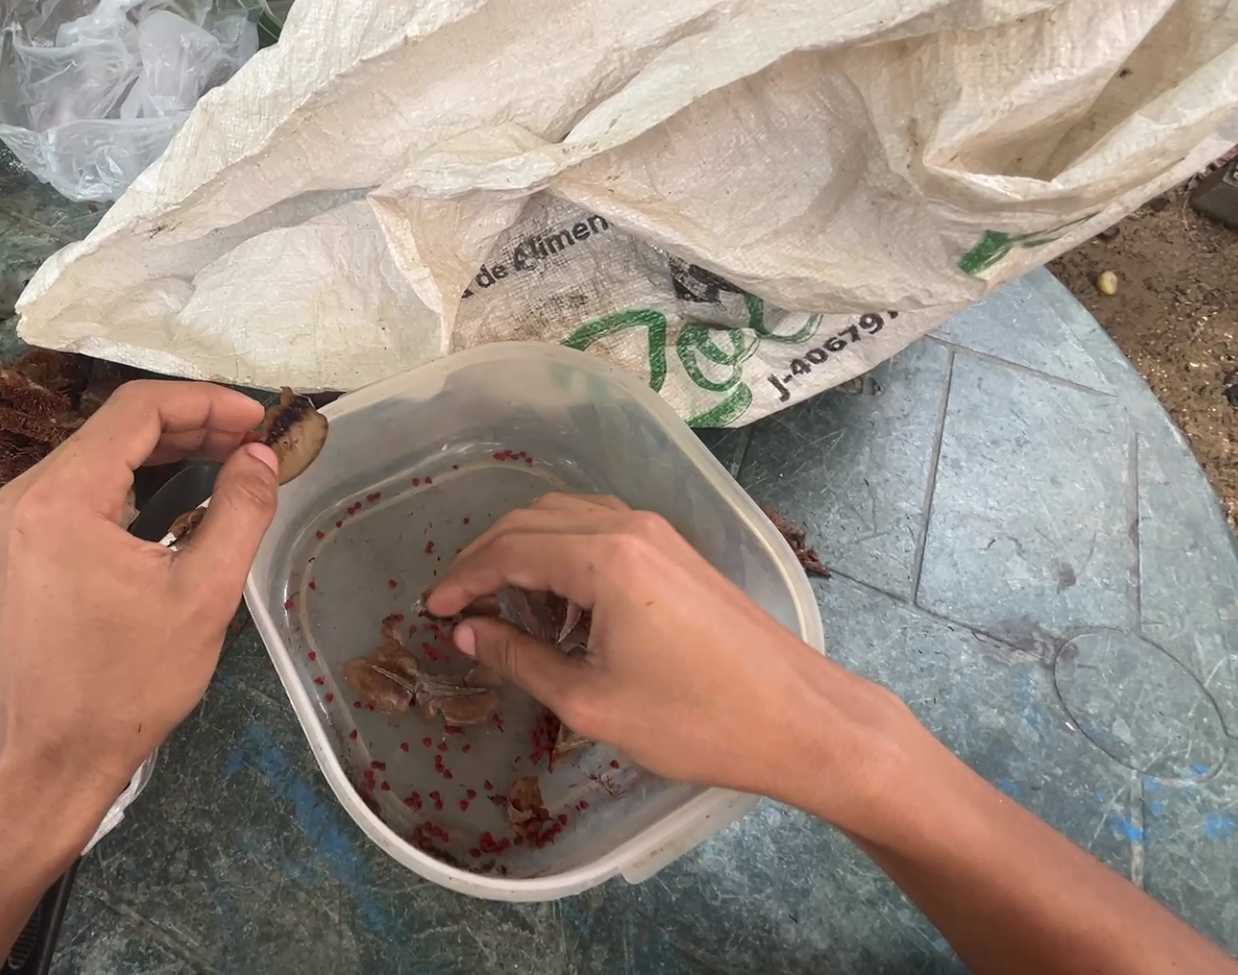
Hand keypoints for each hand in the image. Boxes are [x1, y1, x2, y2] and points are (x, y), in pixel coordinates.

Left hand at [0, 380, 279, 802]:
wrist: (50, 758)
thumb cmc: (128, 682)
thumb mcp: (204, 594)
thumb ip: (242, 510)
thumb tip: (261, 455)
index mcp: (63, 495)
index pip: (137, 409)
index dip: (206, 401)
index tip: (259, 417)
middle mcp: (30, 492)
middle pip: (119, 424)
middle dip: (194, 422)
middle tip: (255, 440)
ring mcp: (23, 515)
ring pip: (105, 450)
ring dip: (171, 447)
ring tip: (232, 456)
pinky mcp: (29, 539)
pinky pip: (91, 482)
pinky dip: (143, 476)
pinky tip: (186, 487)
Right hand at [424, 492, 902, 817]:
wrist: (804, 721)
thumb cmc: (696, 720)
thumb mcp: (591, 702)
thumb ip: (517, 658)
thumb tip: (464, 632)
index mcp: (604, 557)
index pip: (508, 551)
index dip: (462, 578)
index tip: (432, 609)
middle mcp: (625, 525)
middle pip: (529, 522)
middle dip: (484, 559)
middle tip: (458, 605)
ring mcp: (653, 529)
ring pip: (561, 516)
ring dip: (521, 549)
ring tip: (504, 602)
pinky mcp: (670, 545)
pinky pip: (594, 527)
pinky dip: (559, 549)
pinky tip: (559, 593)